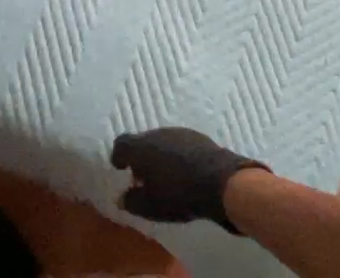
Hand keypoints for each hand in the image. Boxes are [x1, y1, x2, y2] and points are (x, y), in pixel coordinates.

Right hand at [110, 127, 268, 234]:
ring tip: (165, 178)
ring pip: (162, 142)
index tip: (120, 168)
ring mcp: (179, 133)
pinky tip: (184, 173)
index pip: (122, 143)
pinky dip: (176, 157)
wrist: (221, 182)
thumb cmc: (178, 194)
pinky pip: (179, 145)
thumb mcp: (150, 206)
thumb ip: (131, 201)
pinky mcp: (198, 137)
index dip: (118, 155)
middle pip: (142, 142)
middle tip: (143, 179)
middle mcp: (157, 134)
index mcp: (141, 147)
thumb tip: (122, 197)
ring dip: (159, 157)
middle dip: (140, 159)